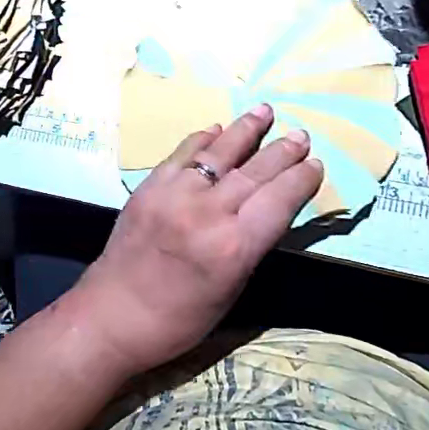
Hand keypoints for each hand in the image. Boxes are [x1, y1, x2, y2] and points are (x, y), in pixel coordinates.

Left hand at [59, 104, 322, 379]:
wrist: (113, 312)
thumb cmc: (179, 318)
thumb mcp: (231, 288)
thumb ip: (250, 244)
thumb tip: (268, 208)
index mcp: (235, 245)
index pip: (280, 198)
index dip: (301, 178)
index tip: (315, 164)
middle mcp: (206, 213)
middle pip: (254, 172)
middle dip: (282, 151)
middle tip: (301, 135)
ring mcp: (172, 197)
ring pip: (216, 155)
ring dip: (243, 131)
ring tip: (263, 111)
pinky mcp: (145, 190)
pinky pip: (178, 157)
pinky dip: (198, 142)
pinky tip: (214, 130)